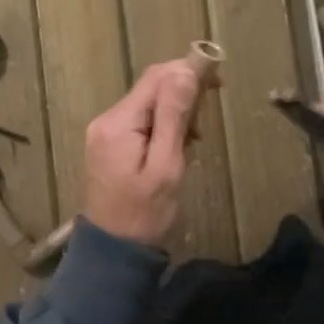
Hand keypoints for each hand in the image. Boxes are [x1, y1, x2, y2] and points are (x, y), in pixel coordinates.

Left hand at [82, 60, 202, 247]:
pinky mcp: (109, 144)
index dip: (187, 71)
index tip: (218, 81)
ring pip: (148, 103)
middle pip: (151, 87)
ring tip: (194, 137)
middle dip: (183, 91)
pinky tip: (178, 144)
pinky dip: (163, 124)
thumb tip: (185, 71)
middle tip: (209, 113)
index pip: (156, 78)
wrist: (114, 253)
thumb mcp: (166, 166)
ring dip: (176, 111)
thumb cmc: (145, 214)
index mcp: (118, 123)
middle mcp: (107, 119)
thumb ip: (174, 117)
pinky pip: (141, 120)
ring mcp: (105, 131)